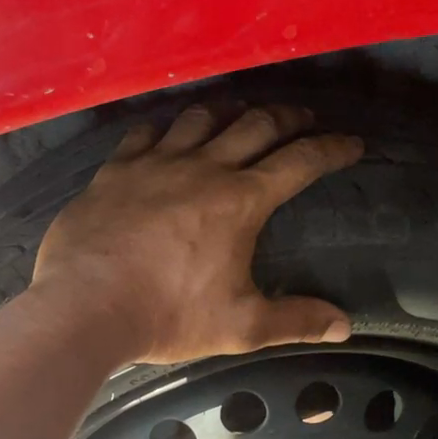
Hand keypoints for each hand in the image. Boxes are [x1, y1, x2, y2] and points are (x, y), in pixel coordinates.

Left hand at [30, 106, 362, 364]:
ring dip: (229, 111)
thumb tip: (344, 325)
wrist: (85, 306)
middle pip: (256, 125)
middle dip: (288, 117)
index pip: (301, 162)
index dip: (332, 148)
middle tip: (303, 118)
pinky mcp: (115, 169)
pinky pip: (146, 132)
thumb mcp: (240, 326)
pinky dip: (166, 127)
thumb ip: (294, 321)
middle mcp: (203, 168)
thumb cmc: (168, 316)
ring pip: (201, 118)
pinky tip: (166, 133)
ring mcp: (155, 163)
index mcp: (241, 200)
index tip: (352, 143)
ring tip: (240, 114)